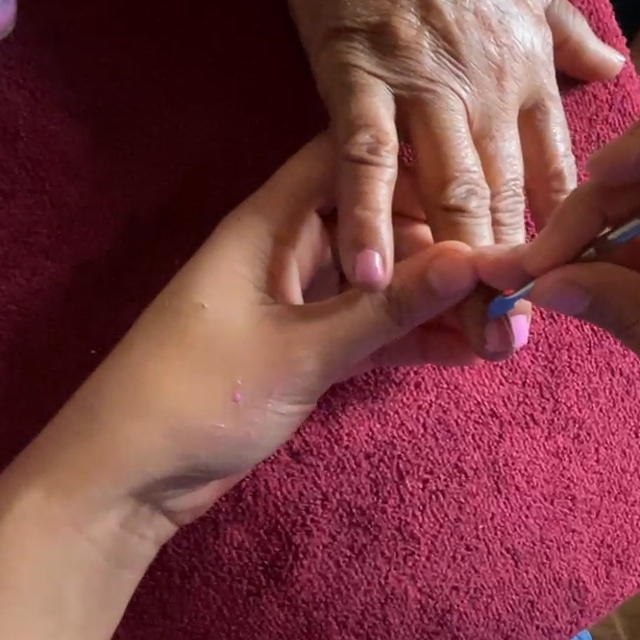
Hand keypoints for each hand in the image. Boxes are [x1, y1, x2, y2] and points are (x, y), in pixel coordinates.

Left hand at [24, 137, 480, 529]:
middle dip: (443, 253)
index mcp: (273, 222)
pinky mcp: (306, 351)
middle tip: (512, 280)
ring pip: (380, 288)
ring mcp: (301, 304)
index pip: (350, 160)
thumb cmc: (198, 395)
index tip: (485, 177)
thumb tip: (473, 260)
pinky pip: (369, 333)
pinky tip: (465, 353)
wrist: (127, 478)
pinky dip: (409, 343)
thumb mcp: (302, 350)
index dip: (415, 161)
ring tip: (503, 326)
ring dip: (433, 307)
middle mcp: (291, 252)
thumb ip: (387, 307)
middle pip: (379, 230)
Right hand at [232, 0, 624, 356]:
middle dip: (515, 275)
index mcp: (526, 68)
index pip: (554, 170)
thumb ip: (565, 31)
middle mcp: (487, 86)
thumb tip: (607, 67)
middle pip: (508, 197)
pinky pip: (368, 158)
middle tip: (515, 340)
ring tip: (460, 331)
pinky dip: (369, 217)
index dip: (561, 236)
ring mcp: (423, 82)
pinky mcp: (356, 72)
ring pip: (451, 188)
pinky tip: (369, 274)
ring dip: (457, 266)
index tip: (561, 289)